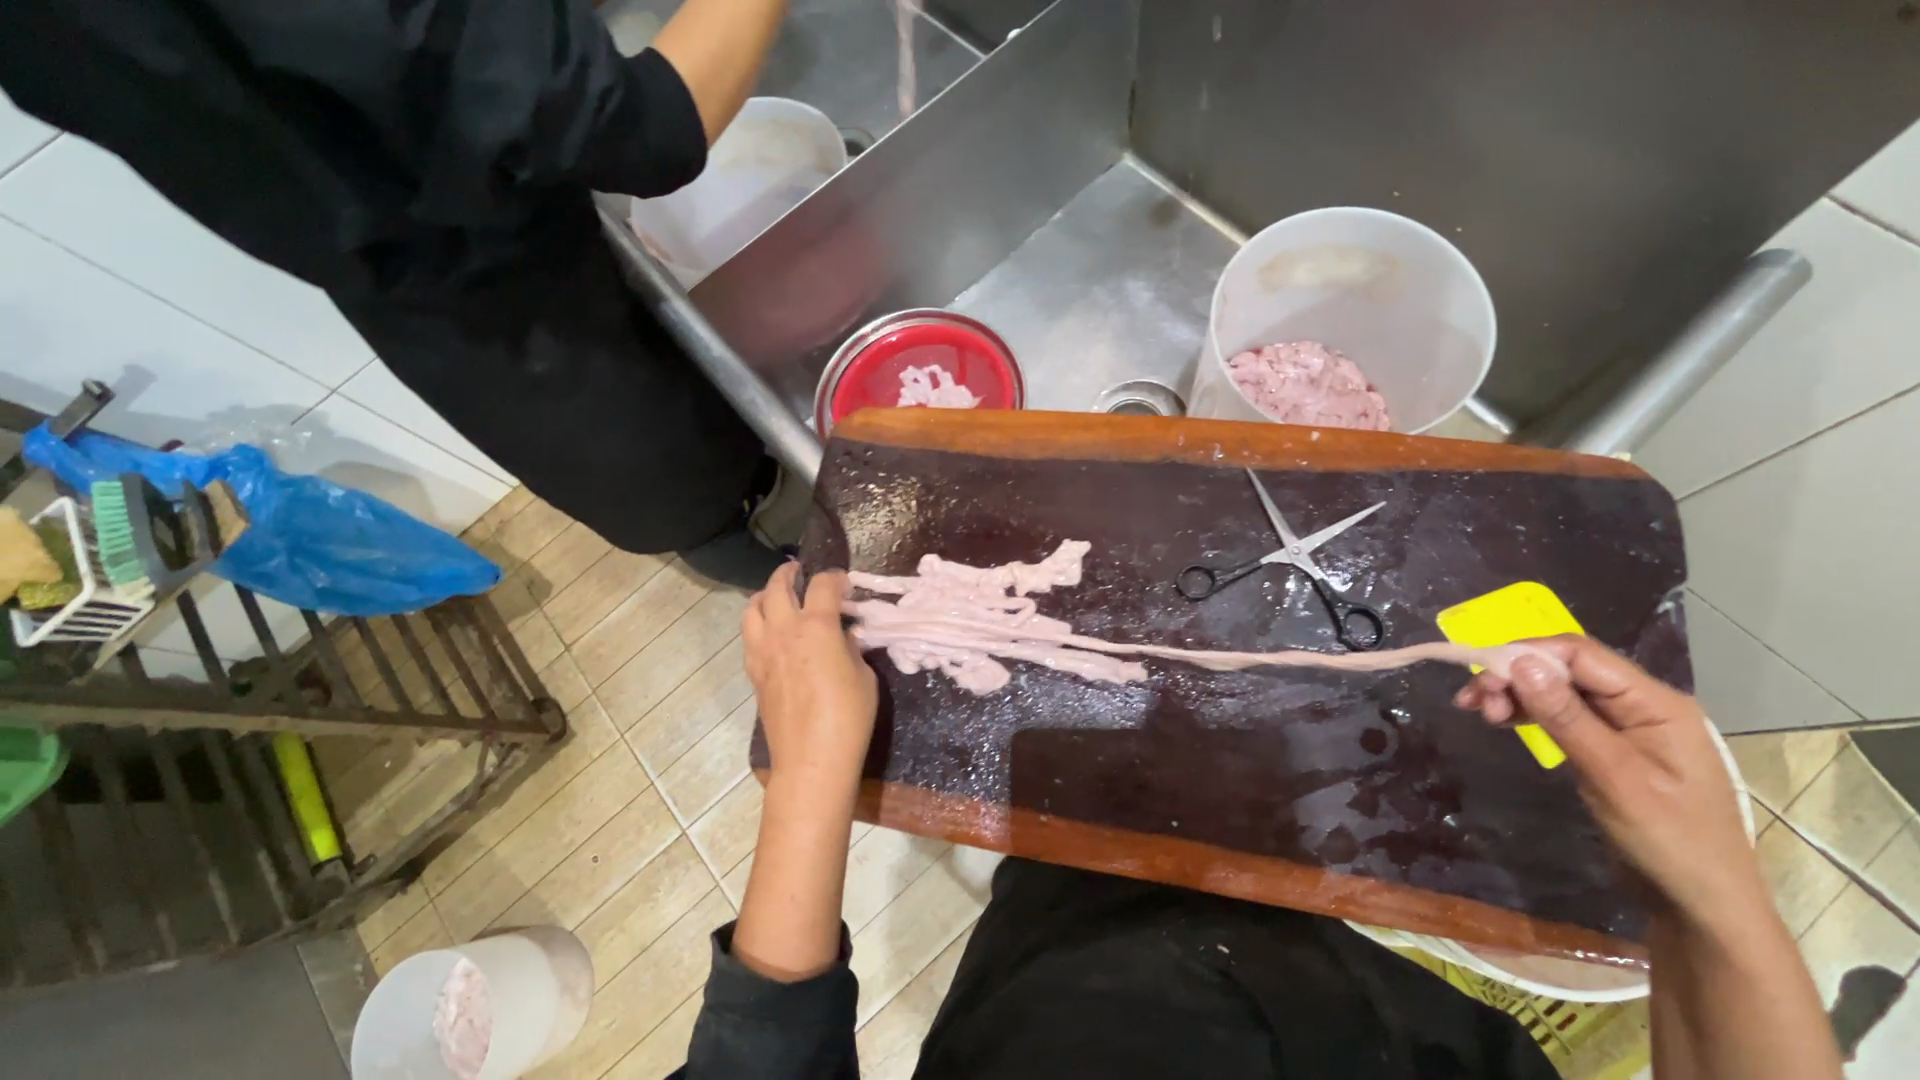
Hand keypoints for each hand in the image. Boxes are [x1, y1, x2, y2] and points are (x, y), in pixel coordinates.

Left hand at [741, 563, 878, 793]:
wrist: (811, 759)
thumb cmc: (848, 717)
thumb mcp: (864, 678)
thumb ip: (853, 650)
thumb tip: (845, 638)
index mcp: (816, 626)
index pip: (823, 585)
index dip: (835, 577)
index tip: (844, 582)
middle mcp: (784, 631)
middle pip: (777, 587)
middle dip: (789, 573)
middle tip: (800, 572)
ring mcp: (763, 651)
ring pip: (752, 608)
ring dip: (765, 595)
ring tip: (778, 597)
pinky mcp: (754, 672)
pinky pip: (749, 636)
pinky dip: (759, 624)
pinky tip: (772, 633)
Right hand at [1455, 635, 1762, 922]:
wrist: (1702, 905)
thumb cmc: (1669, 841)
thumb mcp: (1614, 778)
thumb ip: (1567, 718)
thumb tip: (1519, 662)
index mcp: (1656, 703)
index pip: (1581, 654)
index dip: (1526, 654)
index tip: (1480, 677)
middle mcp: (1642, 705)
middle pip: (1567, 668)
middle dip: (1515, 675)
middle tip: (1472, 704)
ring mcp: (1627, 727)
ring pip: (1560, 690)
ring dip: (1517, 694)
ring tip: (1481, 714)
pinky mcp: (1610, 749)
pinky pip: (1564, 715)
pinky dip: (1530, 714)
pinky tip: (1504, 722)